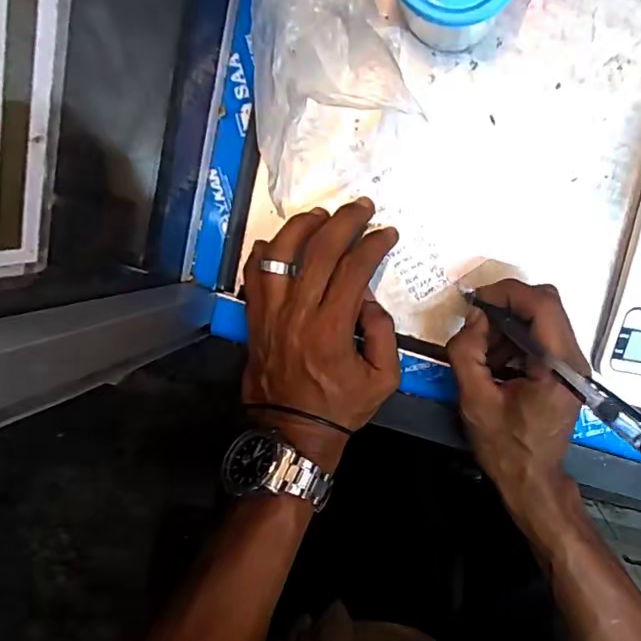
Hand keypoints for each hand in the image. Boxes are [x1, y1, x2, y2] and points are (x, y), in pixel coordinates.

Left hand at [242, 198, 400, 469]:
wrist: (293, 432)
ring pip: (280, 254)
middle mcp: (298, 314)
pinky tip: (280, 242)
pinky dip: (264, 253)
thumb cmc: (340, 409)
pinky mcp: (255, 321)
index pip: (354, 269)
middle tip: (362, 208)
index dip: (374, 244)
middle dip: (345, 221)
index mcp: (331, 329)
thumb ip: (383, 334)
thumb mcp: (382, 379)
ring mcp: (271, 315)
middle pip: (320, 250)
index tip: (387, 233)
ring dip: (302, 226)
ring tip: (321, 215)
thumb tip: (369, 300)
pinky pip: (254, 276)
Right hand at [447, 280, 583, 522]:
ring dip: (506, 327)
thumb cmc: (506, 449)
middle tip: (474, 326)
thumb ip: (468, 353)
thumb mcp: (475, 400)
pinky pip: (539, 339)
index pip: (542, 304)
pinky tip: (494, 364)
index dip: (506, 293)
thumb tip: (473, 318)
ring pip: (541, 320)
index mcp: (559, 366)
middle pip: (545, 306)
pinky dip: (513, 341)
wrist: (532, 480)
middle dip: (504, 308)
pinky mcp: (564, 371)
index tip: (477, 300)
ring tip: (481, 353)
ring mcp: (572, 365)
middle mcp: (574, 360)